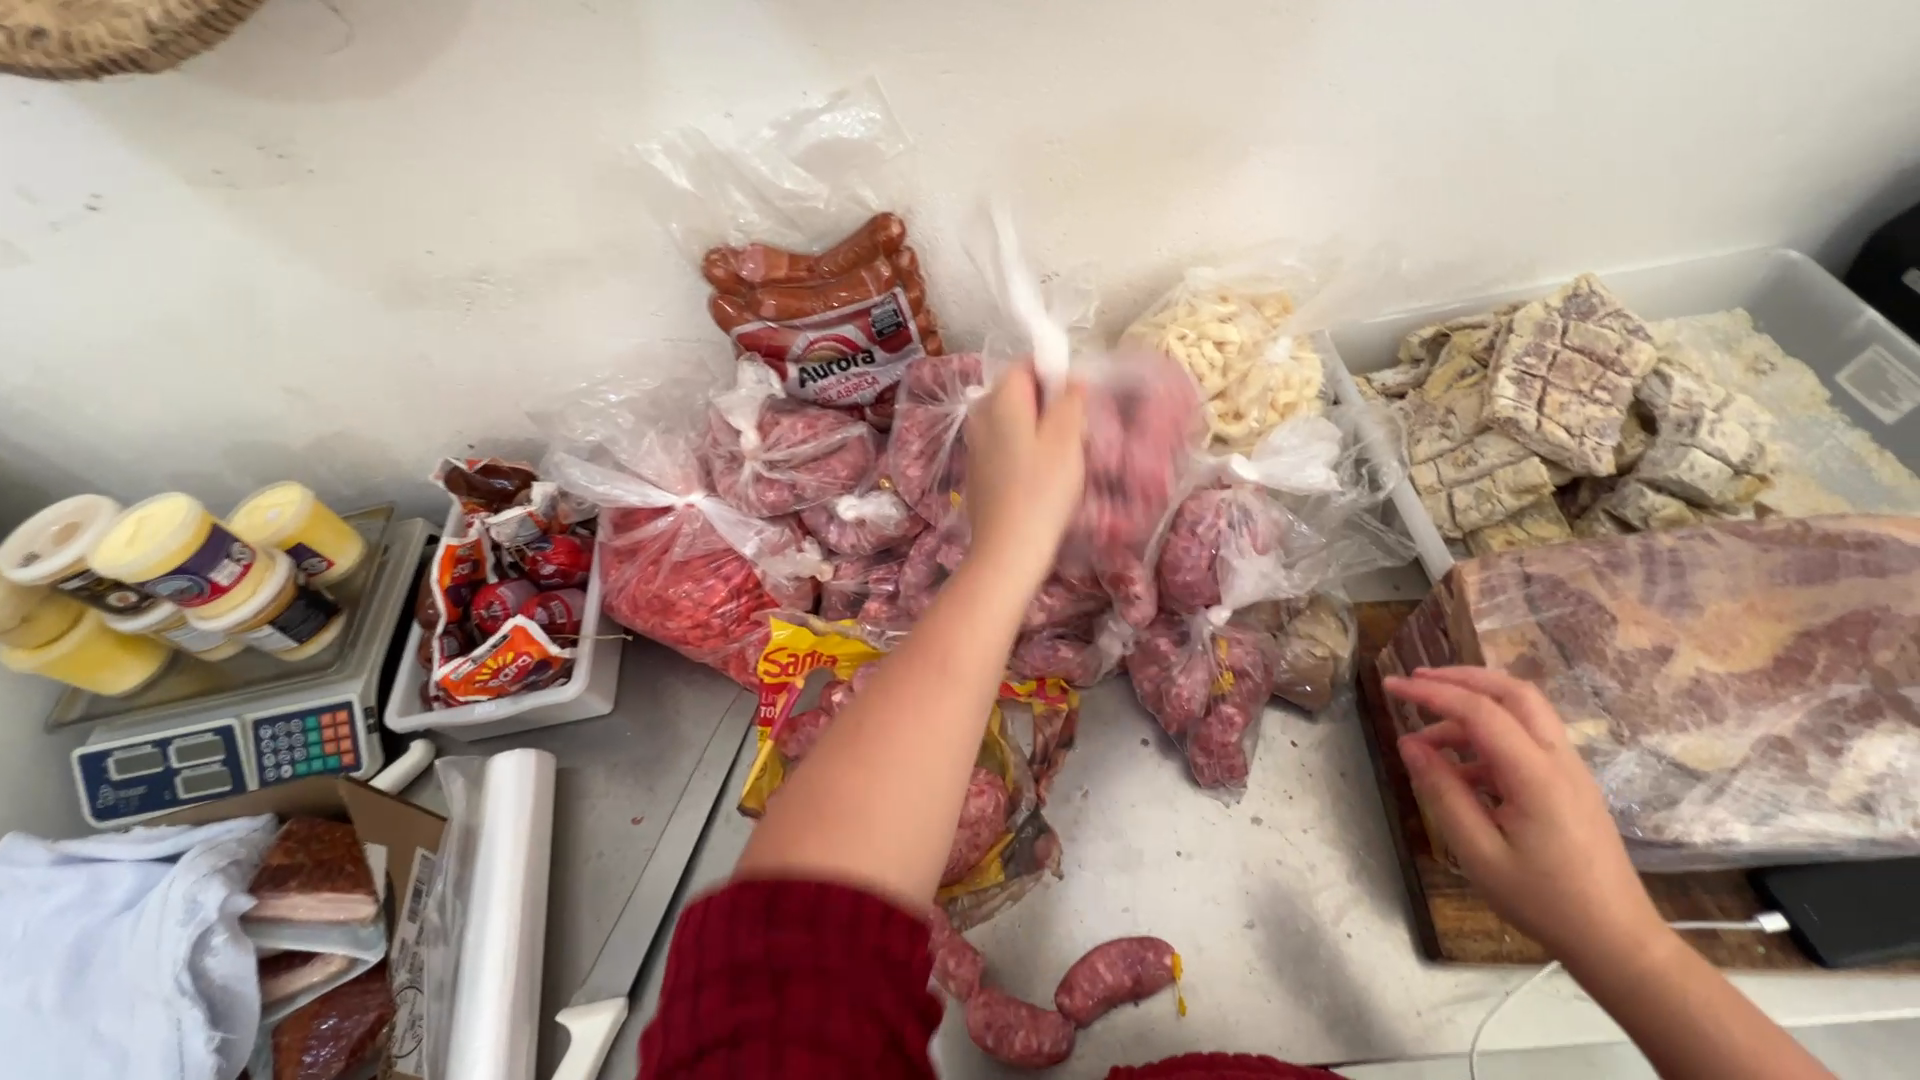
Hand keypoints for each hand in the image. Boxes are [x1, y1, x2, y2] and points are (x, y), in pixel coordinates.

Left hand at [962, 363, 1085, 581]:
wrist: (1007, 550)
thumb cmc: (1042, 491)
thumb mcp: (1067, 439)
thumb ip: (1070, 400)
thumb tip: (1071, 381)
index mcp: (999, 399)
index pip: (1026, 364)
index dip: (1055, 374)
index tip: (1076, 402)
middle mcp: (979, 414)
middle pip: (1020, 393)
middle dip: (1049, 405)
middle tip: (1075, 434)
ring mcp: (975, 444)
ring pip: (1014, 421)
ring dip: (1040, 431)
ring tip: (1062, 460)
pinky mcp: (978, 470)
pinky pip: (1006, 445)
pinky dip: (1026, 452)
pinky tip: (1041, 479)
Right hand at [1383, 666, 1665, 970]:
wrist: (1617, 941)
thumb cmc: (1544, 901)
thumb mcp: (1479, 853)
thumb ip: (1442, 793)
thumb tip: (1410, 745)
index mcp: (1536, 775)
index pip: (1479, 711)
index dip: (1431, 693)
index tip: (1389, 686)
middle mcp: (1559, 760)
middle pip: (1513, 692)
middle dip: (1461, 677)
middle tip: (1416, 681)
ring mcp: (1571, 771)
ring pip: (1523, 712)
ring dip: (1473, 709)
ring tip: (1427, 740)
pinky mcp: (1570, 785)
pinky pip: (1527, 740)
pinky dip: (1488, 736)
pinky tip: (1459, 770)